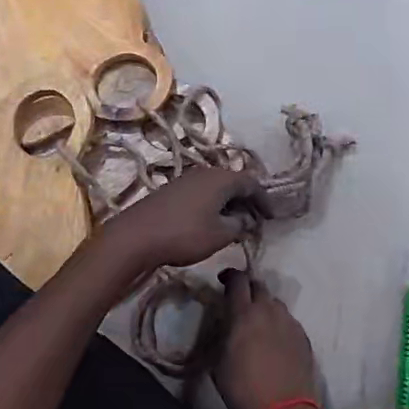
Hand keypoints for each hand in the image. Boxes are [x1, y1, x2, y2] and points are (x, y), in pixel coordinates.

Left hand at [99, 167, 266, 269]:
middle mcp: (205, 172)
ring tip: (235, 224)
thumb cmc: (185, 234)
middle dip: (247, 201)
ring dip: (229, 204)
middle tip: (255, 221)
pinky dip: (213, 205)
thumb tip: (247, 219)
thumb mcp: (221, 234)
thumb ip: (240, 225)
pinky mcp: (172, 190)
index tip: (272, 218)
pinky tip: (211, 222)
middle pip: (234, 182)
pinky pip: (201, 193)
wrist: (136, 236)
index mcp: (222, 178)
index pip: (252, 183)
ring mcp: (186, 179)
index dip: (265, 200)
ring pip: (216, 188)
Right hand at [213, 269, 319, 408]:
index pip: (238, 281)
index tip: (223, 279)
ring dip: (265, 306)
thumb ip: (225, 336)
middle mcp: (269, 312)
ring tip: (258, 322)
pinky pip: (288, 321)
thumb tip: (229, 329)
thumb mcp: (219, 363)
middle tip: (240, 300)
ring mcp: (290, 323)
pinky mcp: (304, 337)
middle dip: (248, 288)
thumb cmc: (243, 389)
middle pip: (260, 286)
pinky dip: (279, 324)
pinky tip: (275, 341)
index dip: (229, 275)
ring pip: (276, 303)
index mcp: (244, 314)